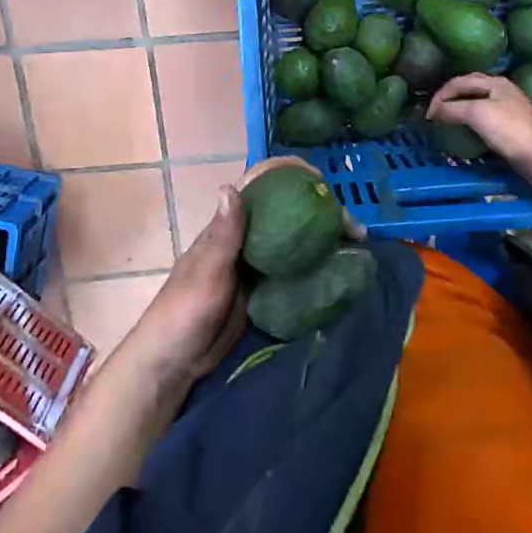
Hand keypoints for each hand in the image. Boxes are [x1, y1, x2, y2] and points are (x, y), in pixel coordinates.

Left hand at [117, 157, 332, 382]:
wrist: (175, 360)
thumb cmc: (184, 310)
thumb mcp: (206, 272)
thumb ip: (223, 234)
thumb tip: (229, 185)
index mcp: (228, 226)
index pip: (259, 185)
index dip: (286, 172)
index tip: (318, 178)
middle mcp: (246, 238)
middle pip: (287, 211)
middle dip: (320, 209)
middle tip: (353, 226)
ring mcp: (256, 265)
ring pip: (296, 239)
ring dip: (325, 237)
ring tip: (356, 245)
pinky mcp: (264, 290)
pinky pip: (296, 270)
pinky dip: (319, 266)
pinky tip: (340, 271)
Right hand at [427, 73, 531, 166]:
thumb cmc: (509, 130)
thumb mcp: (476, 114)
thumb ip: (452, 109)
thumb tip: (432, 110)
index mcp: (495, 82)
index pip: (460, 81)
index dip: (441, 95)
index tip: (428, 113)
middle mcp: (502, 90)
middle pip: (469, 87)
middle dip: (449, 97)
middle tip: (434, 112)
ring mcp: (508, 107)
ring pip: (476, 101)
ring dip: (458, 107)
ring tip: (445, 118)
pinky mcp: (510, 124)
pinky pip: (483, 115)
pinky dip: (469, 119)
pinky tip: (464, 128)